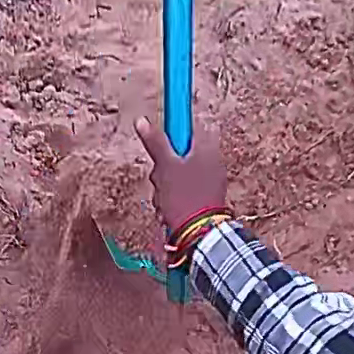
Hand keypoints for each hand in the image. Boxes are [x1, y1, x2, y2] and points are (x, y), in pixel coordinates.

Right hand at [135, 117, 226, 233]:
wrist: (199, 232)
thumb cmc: (184, 197)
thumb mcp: (165, 167)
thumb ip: (156, 142)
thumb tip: (142, 121)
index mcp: (206, 147)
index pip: (186, 128)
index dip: (169, 137)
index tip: (160, 148)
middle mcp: (211, 160)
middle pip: (178, 153)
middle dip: (162, 168)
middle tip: (159, 180)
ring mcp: (209, 179)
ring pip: (177, 174)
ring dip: (164, 186)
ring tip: (164, 199)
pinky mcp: (204, 197)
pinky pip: (182, 190)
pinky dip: (172, 198)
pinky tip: (169, 208)